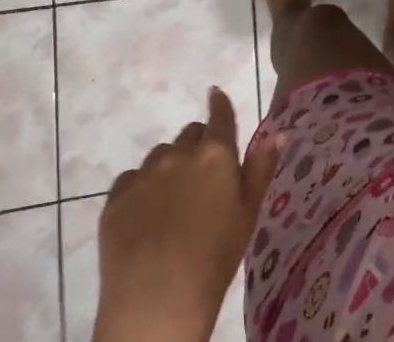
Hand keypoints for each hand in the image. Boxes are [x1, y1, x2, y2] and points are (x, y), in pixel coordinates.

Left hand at [93, 88, 280, 341]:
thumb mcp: (249, 211)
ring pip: (160, 156)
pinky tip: (147, 215)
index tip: (216, 95)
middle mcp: (178, 154)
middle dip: (198, 145)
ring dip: (169, 166)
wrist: (157, 298)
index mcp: (216, 154)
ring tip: (174, 201)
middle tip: (204, 176)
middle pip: (190, 134)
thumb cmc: (216, 255)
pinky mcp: (114, 199)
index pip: (219, 115)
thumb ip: (261, 167)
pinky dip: (142, 188)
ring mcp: (143, 175)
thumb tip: (278, 131)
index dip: (219, 104)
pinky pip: (131, 179)